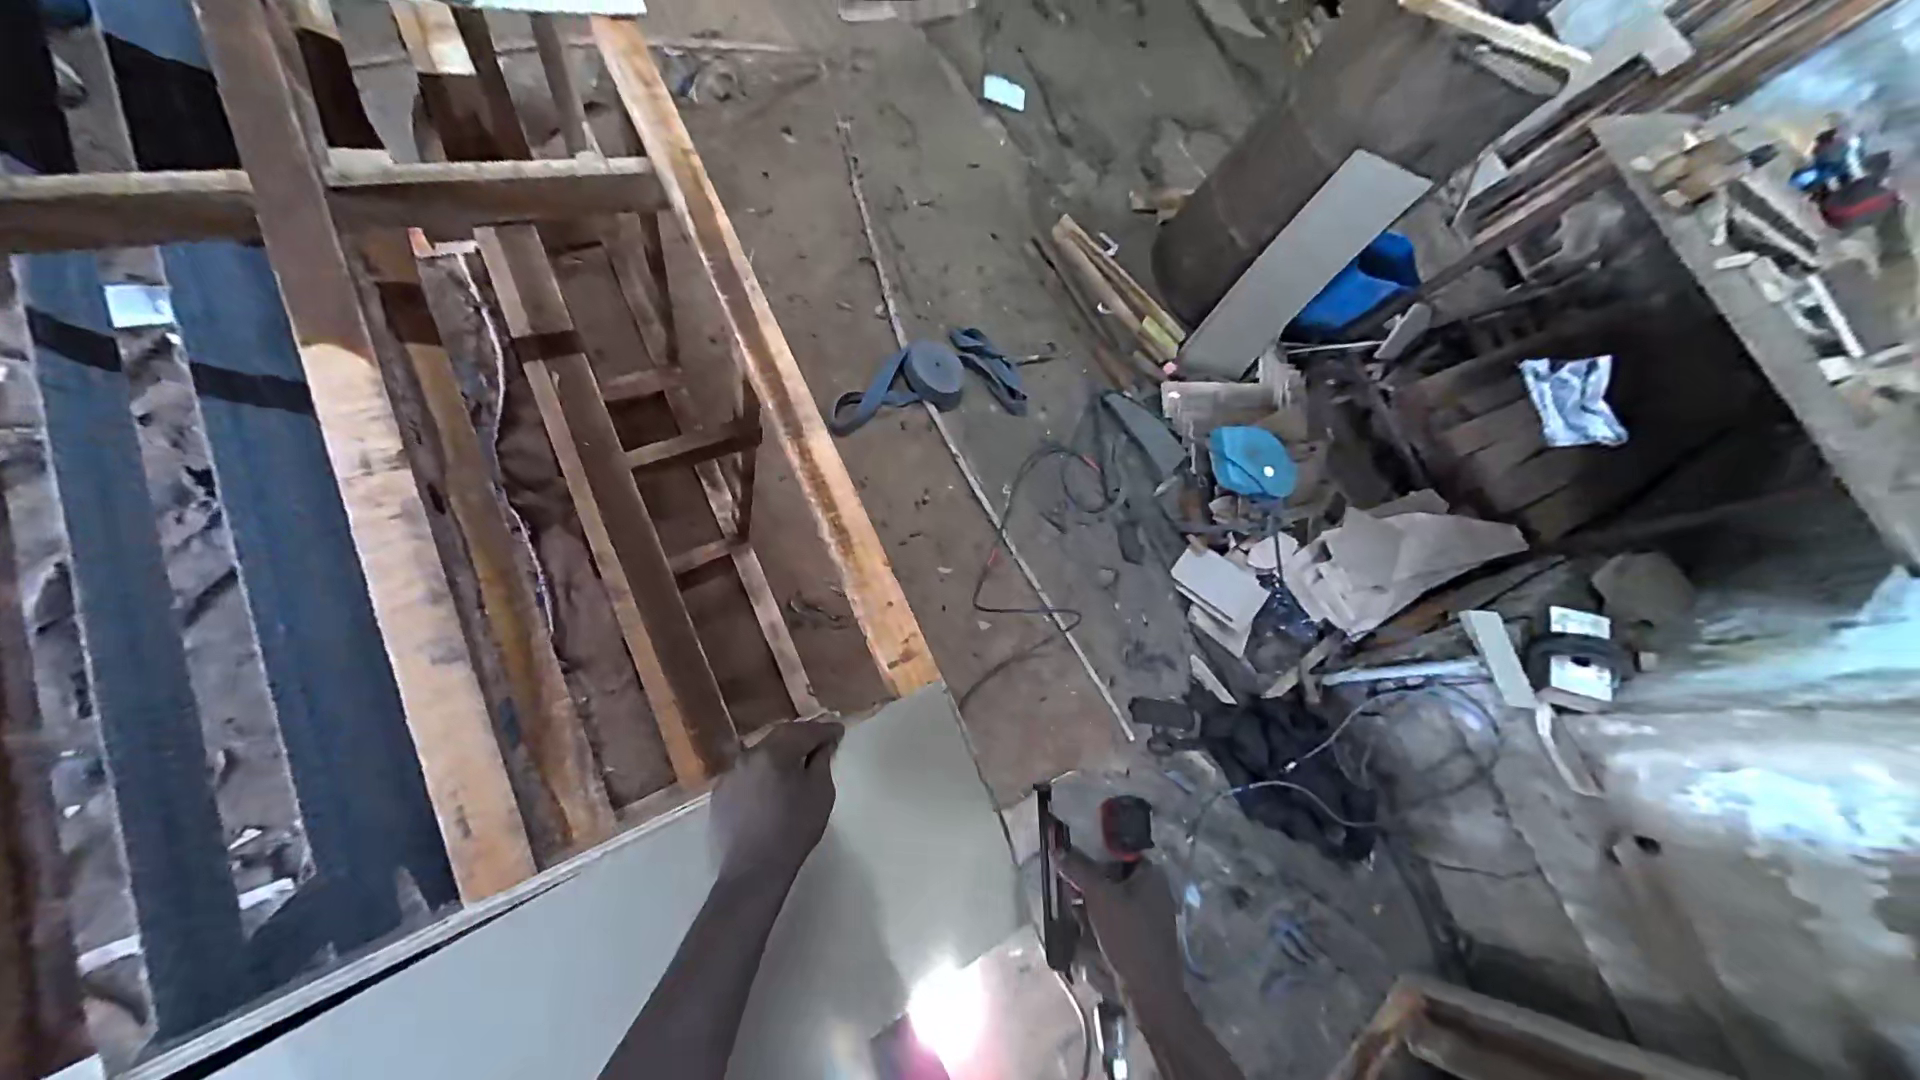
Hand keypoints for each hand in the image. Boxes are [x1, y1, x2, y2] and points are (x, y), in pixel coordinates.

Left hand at [711, 720, 843, 880]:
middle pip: (780, 737)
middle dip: (802, 737)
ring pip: (761, 754)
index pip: (805, 731)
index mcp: (774, 752)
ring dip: (780, 753)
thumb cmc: (794, 830)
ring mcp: (730, 774)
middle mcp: (748, 755)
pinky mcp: (720, 794)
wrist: (752, 871)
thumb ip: (822, 761)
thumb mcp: (820, 792)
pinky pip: (747, 773)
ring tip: (796, 763)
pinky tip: (771, 785)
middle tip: (820, 743)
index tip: (839, 731)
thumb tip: (822, 745)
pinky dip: (763, 772)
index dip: (825, 730)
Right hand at [1059, 848, 1185, 1001]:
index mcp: (1151, 874)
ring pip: (1113, 895)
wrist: (1149, 992)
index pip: (1120, 849)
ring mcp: (1148, 914)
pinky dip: (1098, 915)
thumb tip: (1058, 848)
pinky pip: (1116, 915)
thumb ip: (1078, 869)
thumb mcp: (1099, 896)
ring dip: (1090, 896)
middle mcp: (1153, 890)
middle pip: (1114, 872)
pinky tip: (1080, 920)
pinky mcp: (1140, 935)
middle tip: (1066, 876)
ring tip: (1068, 898)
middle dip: (1089, 875)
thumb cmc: (1128, 936)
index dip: (1094, 846)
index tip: (1072, 849)